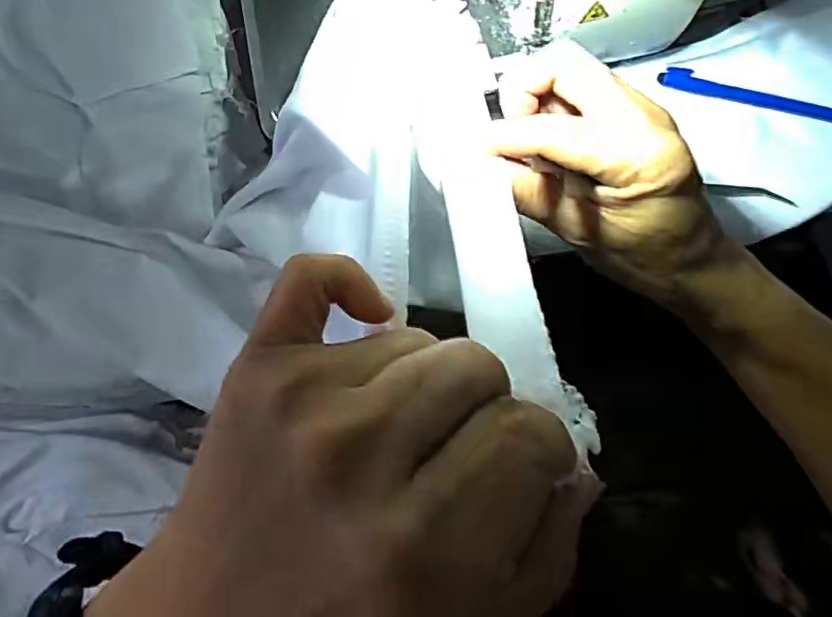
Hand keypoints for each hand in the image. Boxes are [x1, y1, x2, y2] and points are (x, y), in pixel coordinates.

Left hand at [94, 255, 599, 616]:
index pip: (525, 434)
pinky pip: (311, 277)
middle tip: (456, 442)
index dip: (539, 447)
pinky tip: (369, 315)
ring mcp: (302, 398)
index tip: (524, 461)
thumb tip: (575, 465)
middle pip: (473, 366)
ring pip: (414, 337)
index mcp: (422, 546)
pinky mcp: (257, 365)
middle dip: (484, 406)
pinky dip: (348, 280)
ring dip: (421, 378)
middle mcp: (360, 456)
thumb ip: (540, 553)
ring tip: (398, 423)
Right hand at [486, 42, 750, 305]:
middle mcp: (644, 117)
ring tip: (534, 140)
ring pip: (569, 72)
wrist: (693, 261)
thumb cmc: (641, 257)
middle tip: (513, 134)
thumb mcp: (575, 230)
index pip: (553, 130)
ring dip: (538, 97)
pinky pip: (581, 86)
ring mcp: (642, 106)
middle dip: (523, 93)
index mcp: (637, 155)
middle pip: (562, 69)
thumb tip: (480, 165)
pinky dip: (554, 103)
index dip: (506, 137)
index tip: (478, 150)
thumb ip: (525, 190)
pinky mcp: (635, 106)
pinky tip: (554, 139)